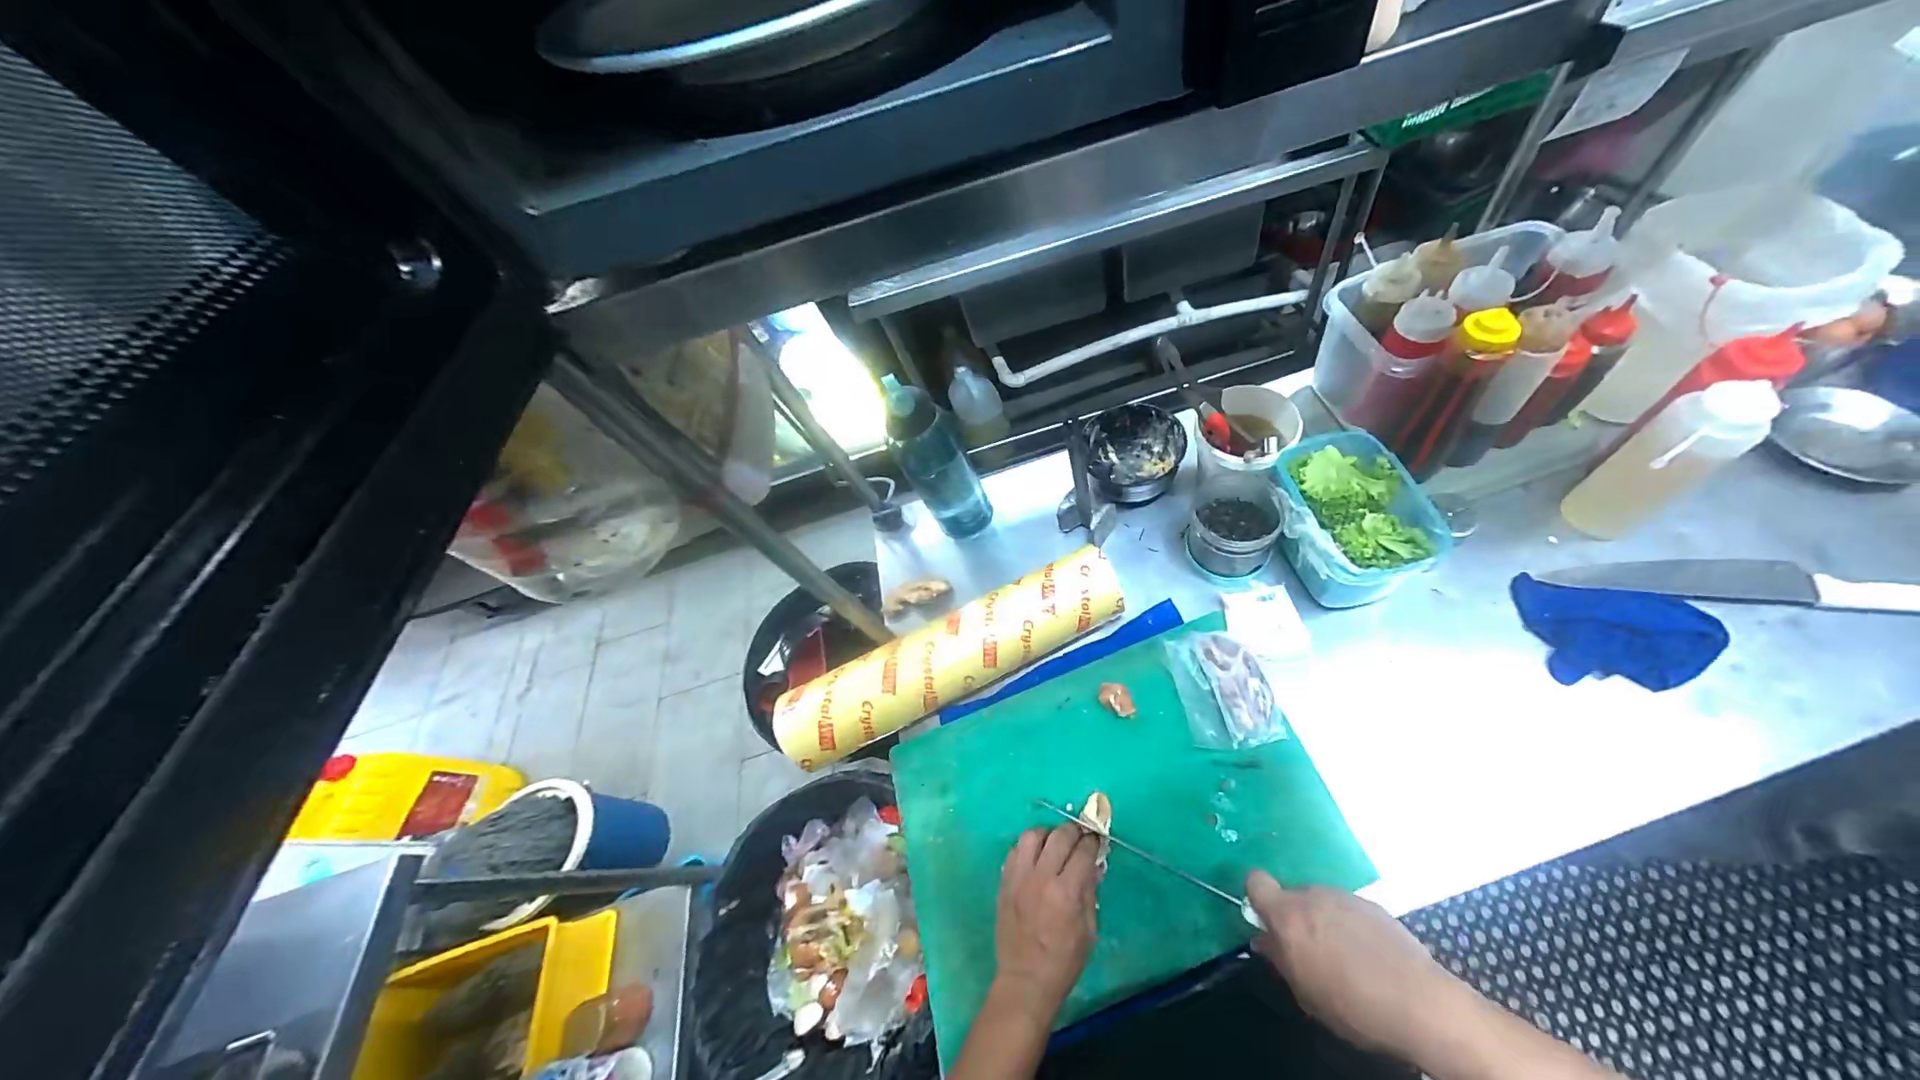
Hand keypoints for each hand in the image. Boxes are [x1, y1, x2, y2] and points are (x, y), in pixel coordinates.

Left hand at [993, 825, 1100, 1016]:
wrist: (1025, 979)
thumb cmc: (1064, 961)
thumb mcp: (1089, 930)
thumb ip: (1090, 892)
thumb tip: (1094, 865)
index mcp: (1066, 892)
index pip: (1082, 851)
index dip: (1092, 842)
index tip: (1096, 840)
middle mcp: (1041, 877)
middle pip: (1059, 836)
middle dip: (1073, 831)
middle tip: (1079, 836)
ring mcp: (1019, 877)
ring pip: (1031, 835)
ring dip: (1047, 834)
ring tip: (1054, 842)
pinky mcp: (1004, 881)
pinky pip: (1014, 850)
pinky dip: (1027, 847)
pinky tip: (1035, 856)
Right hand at [1245, 871, 1465, 1061]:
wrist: (1422, 1003)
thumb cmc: (1353, 1005)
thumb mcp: (1306, 993)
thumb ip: (1280, 959)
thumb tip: (1265, 940)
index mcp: (1287, 915)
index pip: (1255, 881)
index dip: (1257, 897)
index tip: (1269, 924)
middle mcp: (1312, 896)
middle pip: (1292, 894)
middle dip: (1297, 917)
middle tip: (1311, 951)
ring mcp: (1345, 897)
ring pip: (1322, 902)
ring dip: (1325, 921)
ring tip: (1346, 957)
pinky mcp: (1375, 906)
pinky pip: (1350, 910)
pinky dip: (1352, 926)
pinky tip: (1371, 956)